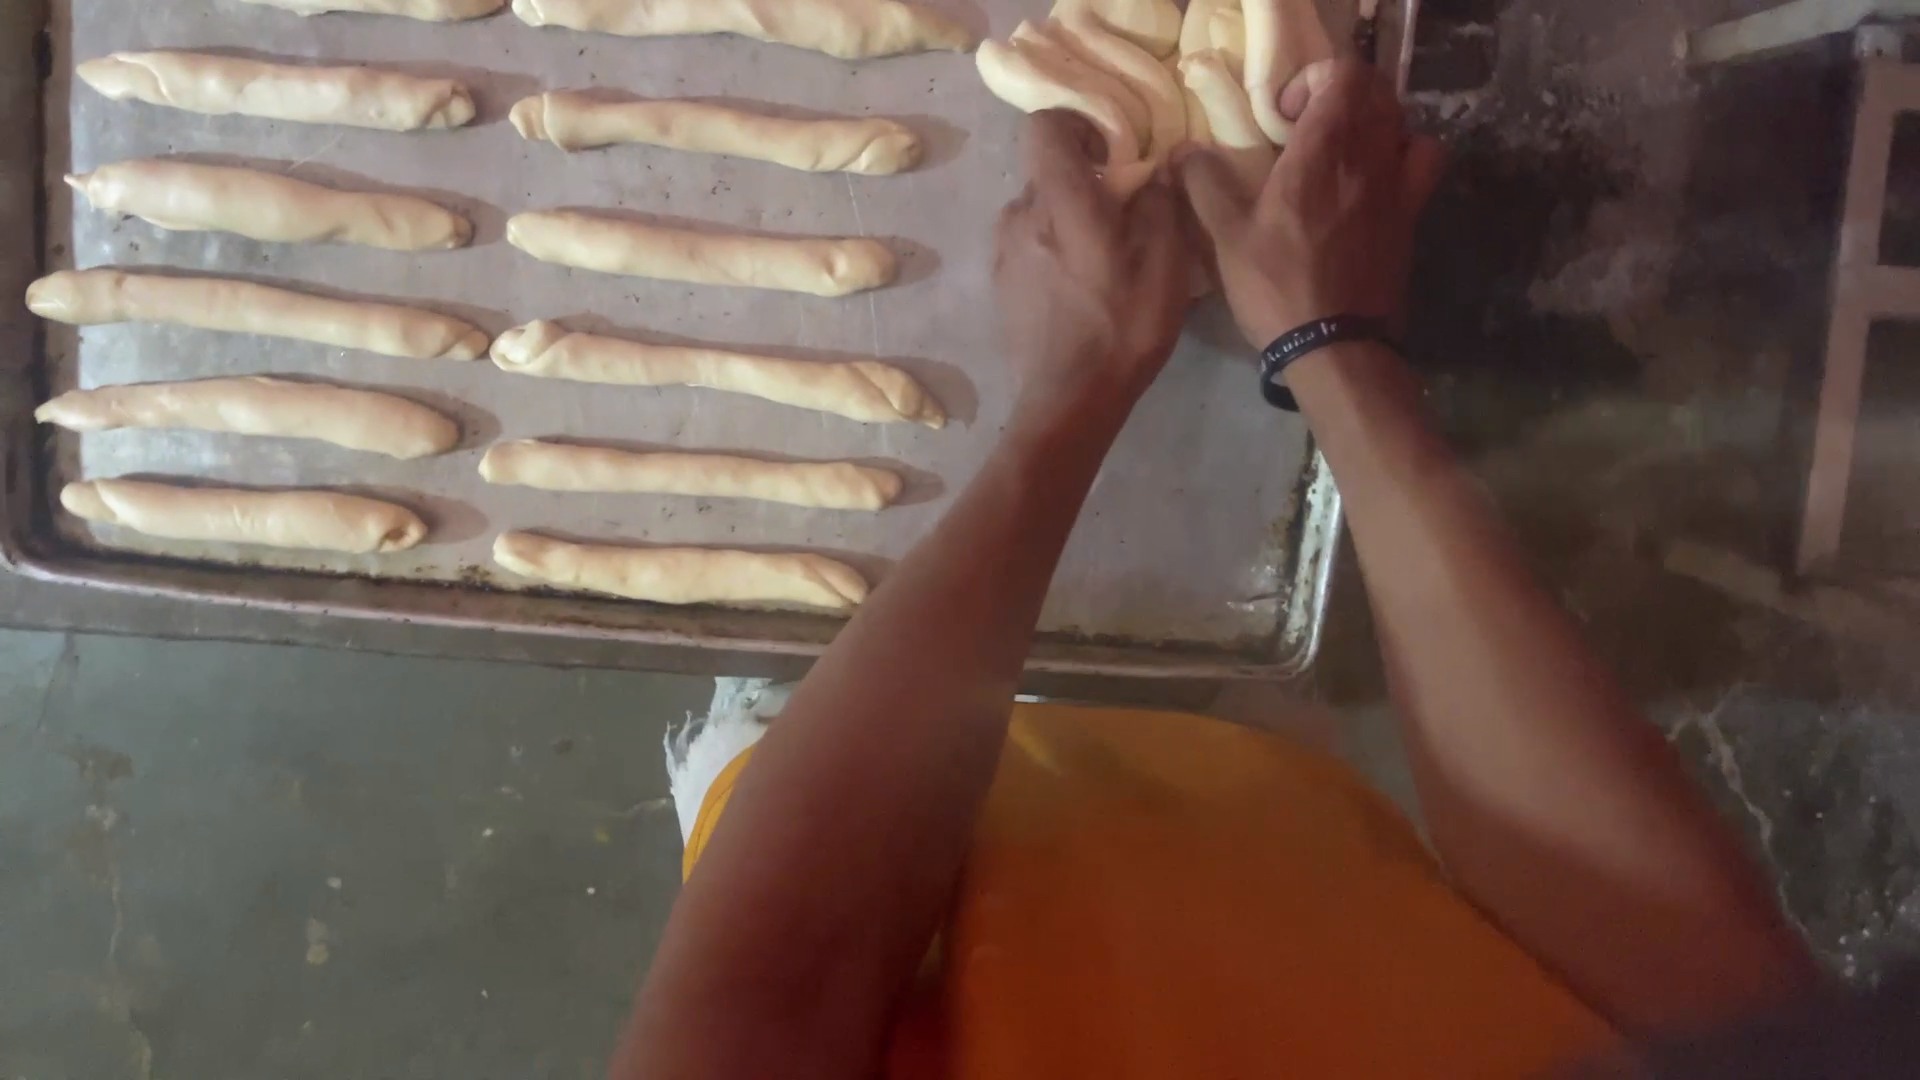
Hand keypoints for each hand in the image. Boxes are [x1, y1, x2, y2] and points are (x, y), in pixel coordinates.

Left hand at [994, 110, 1189, 425]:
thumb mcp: (1164, 264)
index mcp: (1058, 201)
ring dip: (1066, 219)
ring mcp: (1003, 255)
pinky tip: (1076, 287)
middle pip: (1044, 172)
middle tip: (1120, 215)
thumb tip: (1160, 166)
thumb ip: (1161, 201)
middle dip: (1081, 181)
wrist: (1068, 400)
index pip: (1045, 125)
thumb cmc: (1121, 330)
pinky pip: (1026, 246)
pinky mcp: (1000, 287)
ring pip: (1035, 211)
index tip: (1110, 153)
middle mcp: (1018, 218)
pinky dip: (1050, 250)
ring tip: (1099, 259)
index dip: (1077, 125)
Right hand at [1177, 60, 1446, 350]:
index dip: (1308, 84)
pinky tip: (1376, 174)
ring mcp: (1397, 181)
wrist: (1334, 343)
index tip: (1279, 120)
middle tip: (1301, 133)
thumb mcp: (1227, 240)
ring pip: (1396, 117)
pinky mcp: (1410, 211)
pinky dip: (1402, 150)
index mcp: (1321, 150)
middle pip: (1369, 90)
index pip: (1337, 74)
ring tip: (1337, 152)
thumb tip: (1184, 152)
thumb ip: (1206, 186)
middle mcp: (1368, 154)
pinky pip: (1422, 155)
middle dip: (1334, 98)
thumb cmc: (1275, 289)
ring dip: (1367, 120)